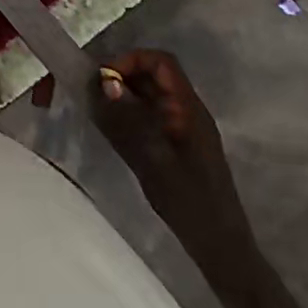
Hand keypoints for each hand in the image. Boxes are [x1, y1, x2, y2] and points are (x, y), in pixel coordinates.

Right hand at [93, 50, 255, 266]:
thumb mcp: (154, 160)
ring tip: (91, 104)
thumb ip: (129, 118)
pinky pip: (145, 112)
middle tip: (87, 89)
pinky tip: (106, 124)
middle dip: (118, 75)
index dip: (130, 60)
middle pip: (150, 74)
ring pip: (145, 93)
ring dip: (118, 93)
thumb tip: (105, 80)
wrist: (219, 247)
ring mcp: (179, 125)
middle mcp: (184, 109)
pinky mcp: (171, 140)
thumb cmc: (190, 202)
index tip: (102, 78)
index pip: (160, 62)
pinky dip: (123, 111)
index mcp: (187, 108)